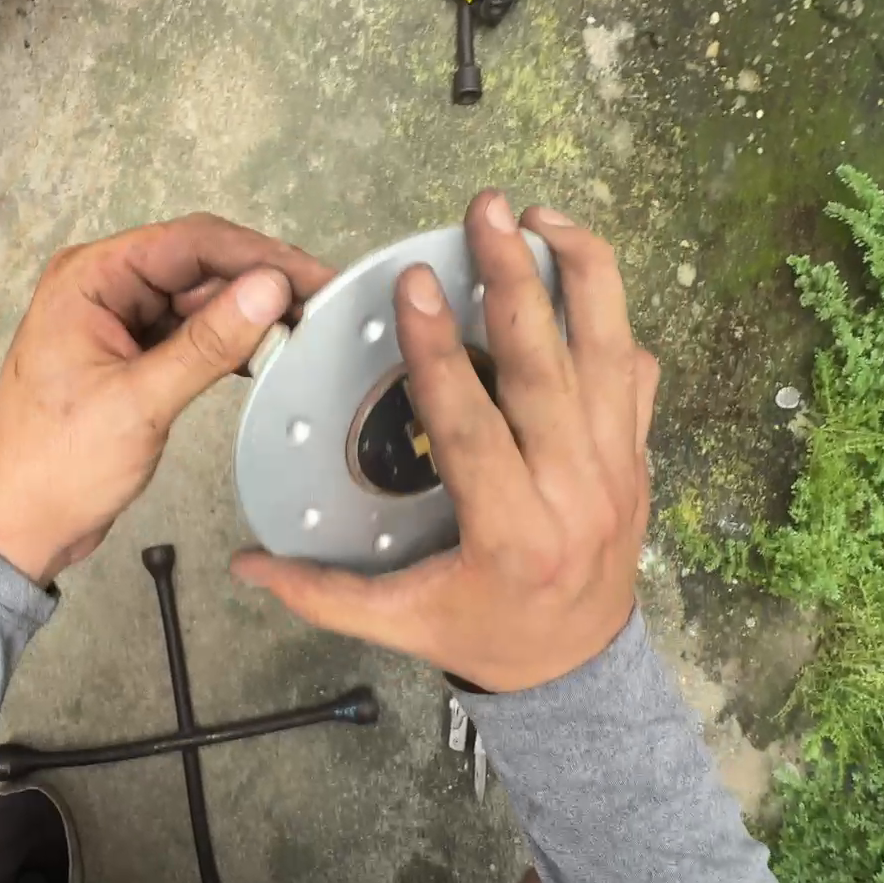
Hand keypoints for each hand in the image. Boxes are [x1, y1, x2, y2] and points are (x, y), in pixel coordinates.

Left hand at [0, 214, 335, 584]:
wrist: (18, 523)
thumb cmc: (59, 462)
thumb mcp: (138, 401)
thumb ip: (207, 344)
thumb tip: (272, 288)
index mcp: (92, 279)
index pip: (190, 243)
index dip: (258, 255)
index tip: (315, 277)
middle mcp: (105, 288)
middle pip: (198, 267)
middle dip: (258, 285)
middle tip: (322, 308)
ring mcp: (119, 323)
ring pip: (198, 302)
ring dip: (247, 316)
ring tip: (305, 331)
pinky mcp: (133, 357)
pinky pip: (190, 335)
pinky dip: (226, 344)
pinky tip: (265, 355)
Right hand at [232, 192, 659, 691]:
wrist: (580, 669)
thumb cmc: (487, 637)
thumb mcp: (399, 625)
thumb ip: (320, 594)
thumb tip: (245, 566)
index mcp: (512, 533)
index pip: (472, 426)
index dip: (437, 352)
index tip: (413, 284)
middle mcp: (578, 492)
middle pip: (551, 368)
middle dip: (515, 279)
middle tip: (487, 213)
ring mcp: (620, 469)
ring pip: (613, 354)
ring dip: (582, 276)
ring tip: (542, 219)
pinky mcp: (638, 458)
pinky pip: (637, 375)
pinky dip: (614, 319)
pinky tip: (581, 284)